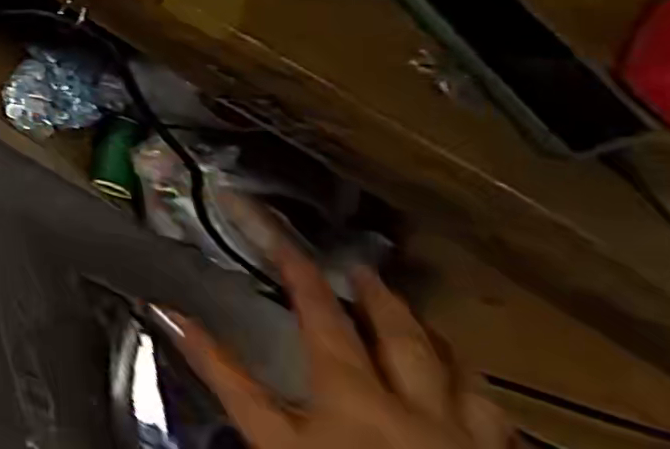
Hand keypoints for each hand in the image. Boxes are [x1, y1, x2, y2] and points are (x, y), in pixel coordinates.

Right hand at [156, 245, 510, 448]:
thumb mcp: (271, 440)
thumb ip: (227, 377)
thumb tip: (171, 313)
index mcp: (353, 388)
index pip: (323, 314)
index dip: (301, 273)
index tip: (285, 240)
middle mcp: (418, 405)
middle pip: (404, 338)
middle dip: (381, 299)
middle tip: (362, 269)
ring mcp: (469, 442)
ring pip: (466, 380)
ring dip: (439, 344)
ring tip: (422, 324)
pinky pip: (499, 426)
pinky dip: (478, 399)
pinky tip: (471, 400)